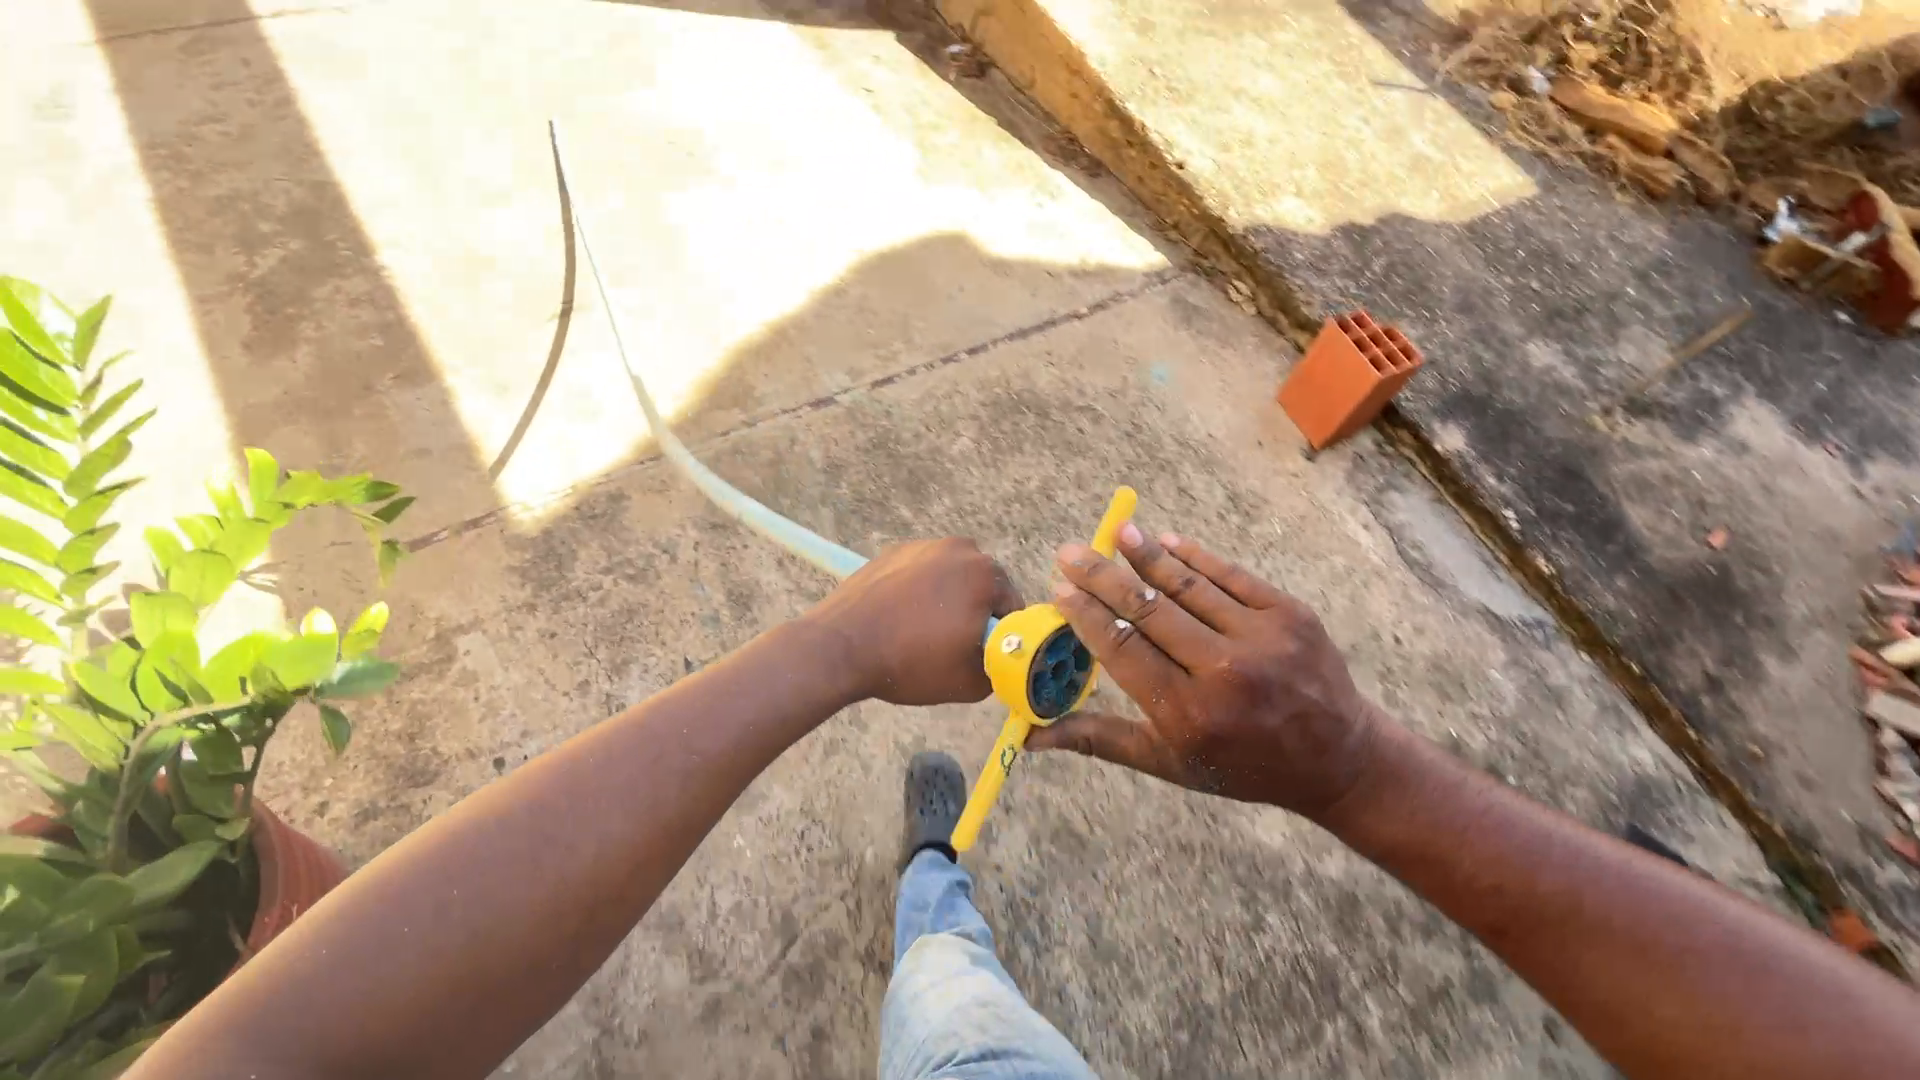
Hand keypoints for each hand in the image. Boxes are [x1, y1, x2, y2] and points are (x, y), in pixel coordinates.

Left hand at [807, 538, 1021, 706]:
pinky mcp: (894, 551)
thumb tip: (1000, 660)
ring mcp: (923, 546)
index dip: (1002, 636)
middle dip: (975, 612)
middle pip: (983, 586)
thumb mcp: (971, 683)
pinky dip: (920, 590)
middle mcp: (960, 548)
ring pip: (952, 577)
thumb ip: (1001, 669)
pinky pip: (922, 572)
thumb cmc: (910, 662)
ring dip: (948, 599)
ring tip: (923, 632)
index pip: (1013, 608)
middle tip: (953, 645)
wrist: (841, 647)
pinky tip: (901, 617)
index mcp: (986, 574)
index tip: (982, 654)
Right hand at [1025, 523, 1387, 820]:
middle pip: (1146, 609)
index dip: (1085, 615)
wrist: (1337, 757)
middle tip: (1069, 552)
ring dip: (1146, 555)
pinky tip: (1167, 541)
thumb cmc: (1240, 765)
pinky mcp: (1291, 615)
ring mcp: (1261, 638)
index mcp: (1187, 713)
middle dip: (1101, 576)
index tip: (1059, 589)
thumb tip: (1031, 737)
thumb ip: (1099, 740)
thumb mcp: (1168, 764)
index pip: (1121, 649)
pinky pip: (1232, 576)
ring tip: (1117, 532)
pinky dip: (1196, 557)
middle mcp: (1223, 672)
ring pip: (1188, 586)